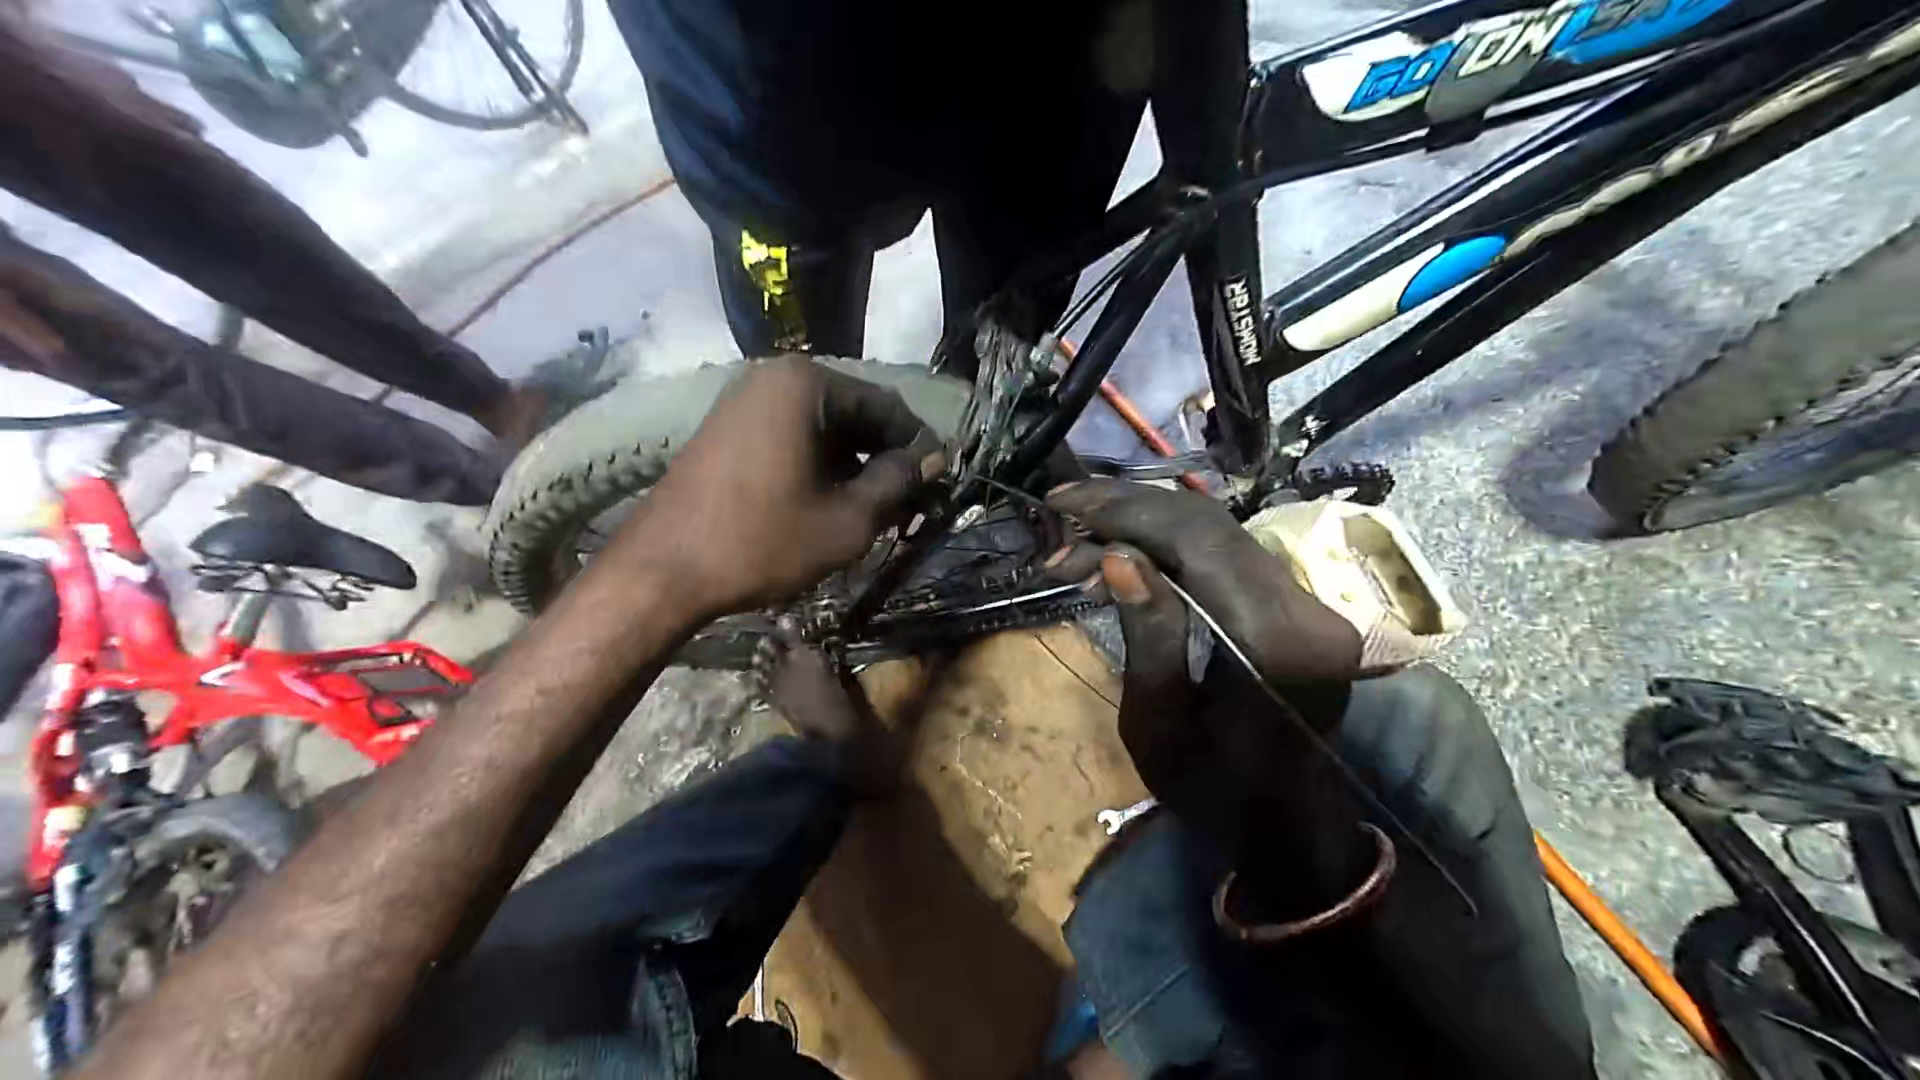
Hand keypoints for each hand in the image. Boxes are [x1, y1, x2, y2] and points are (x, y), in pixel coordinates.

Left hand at [605, 356, 941, 620]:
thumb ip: (898, 482)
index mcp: (806, 385)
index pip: (886, 405)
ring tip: (876, 508)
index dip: (918, 446)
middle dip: (885, 457)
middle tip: (911, 500)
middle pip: (852, 413)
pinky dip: (820, 465)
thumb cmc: (762, 541)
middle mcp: (773, 378)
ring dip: (855, 464)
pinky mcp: (728, 430)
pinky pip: (791, 437)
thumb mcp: (848, 519)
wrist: (662, 571)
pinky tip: (833, 502)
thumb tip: (932, 459)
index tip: (938, 482)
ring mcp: (745, 402)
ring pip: (822, 428)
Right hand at [1042, 480, 1362, 823]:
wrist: (1286, 828)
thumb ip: (1148, 633)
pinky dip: (1169, 543)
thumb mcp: (1159, 722)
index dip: (1125, 513)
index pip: (1195, 541)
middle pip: (1207, 524)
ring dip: (1143, 522)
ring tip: (1082, 531)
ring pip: (1218, 530)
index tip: (1061, 507)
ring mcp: (1307, 603)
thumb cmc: (1210, 790)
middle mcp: (1302, 608)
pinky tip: (1127, 550)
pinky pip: (1226, 552)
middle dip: (1127, 507)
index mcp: (1269, 640)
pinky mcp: (1296, 606)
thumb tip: (1117, 555)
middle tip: (1062, 508)